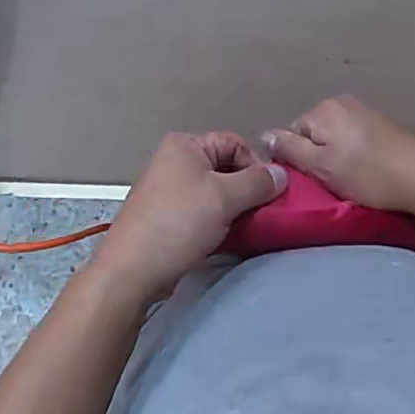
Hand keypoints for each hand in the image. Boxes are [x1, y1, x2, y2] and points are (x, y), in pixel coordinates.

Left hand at [88, 131, 286, 303]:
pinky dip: (218, 220)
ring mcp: (169, 189)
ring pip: (215, 191)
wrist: (133, 270)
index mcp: (184, 145)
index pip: (234, 143)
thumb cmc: (178, 224)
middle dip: (246, 188)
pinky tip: (228, 237)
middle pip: (225, 166)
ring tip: (246, 226)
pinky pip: (202, 210)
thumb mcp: (224, 198)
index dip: (256, 165)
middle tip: (262, 212)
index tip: (270, 193)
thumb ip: (257, 183)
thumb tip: (282, 173)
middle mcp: (175, 160)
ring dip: (234, 207)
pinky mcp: (168, 215)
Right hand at [263, 95, 414, 216]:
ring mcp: (364, 112)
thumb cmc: (367, 174)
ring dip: (337, 158)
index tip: (312, 180)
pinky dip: (356, 156)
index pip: (291, 133)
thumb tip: (265, 135)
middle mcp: (341, 103)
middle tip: (331, 182)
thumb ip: (289, 149)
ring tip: (351, 180)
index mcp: (322, 109)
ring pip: (335, 138)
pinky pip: (354, 140)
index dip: (297, 159)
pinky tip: (368, 173)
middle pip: (313, 133)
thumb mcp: (320, 166)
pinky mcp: (382, 126)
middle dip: (317, 156)